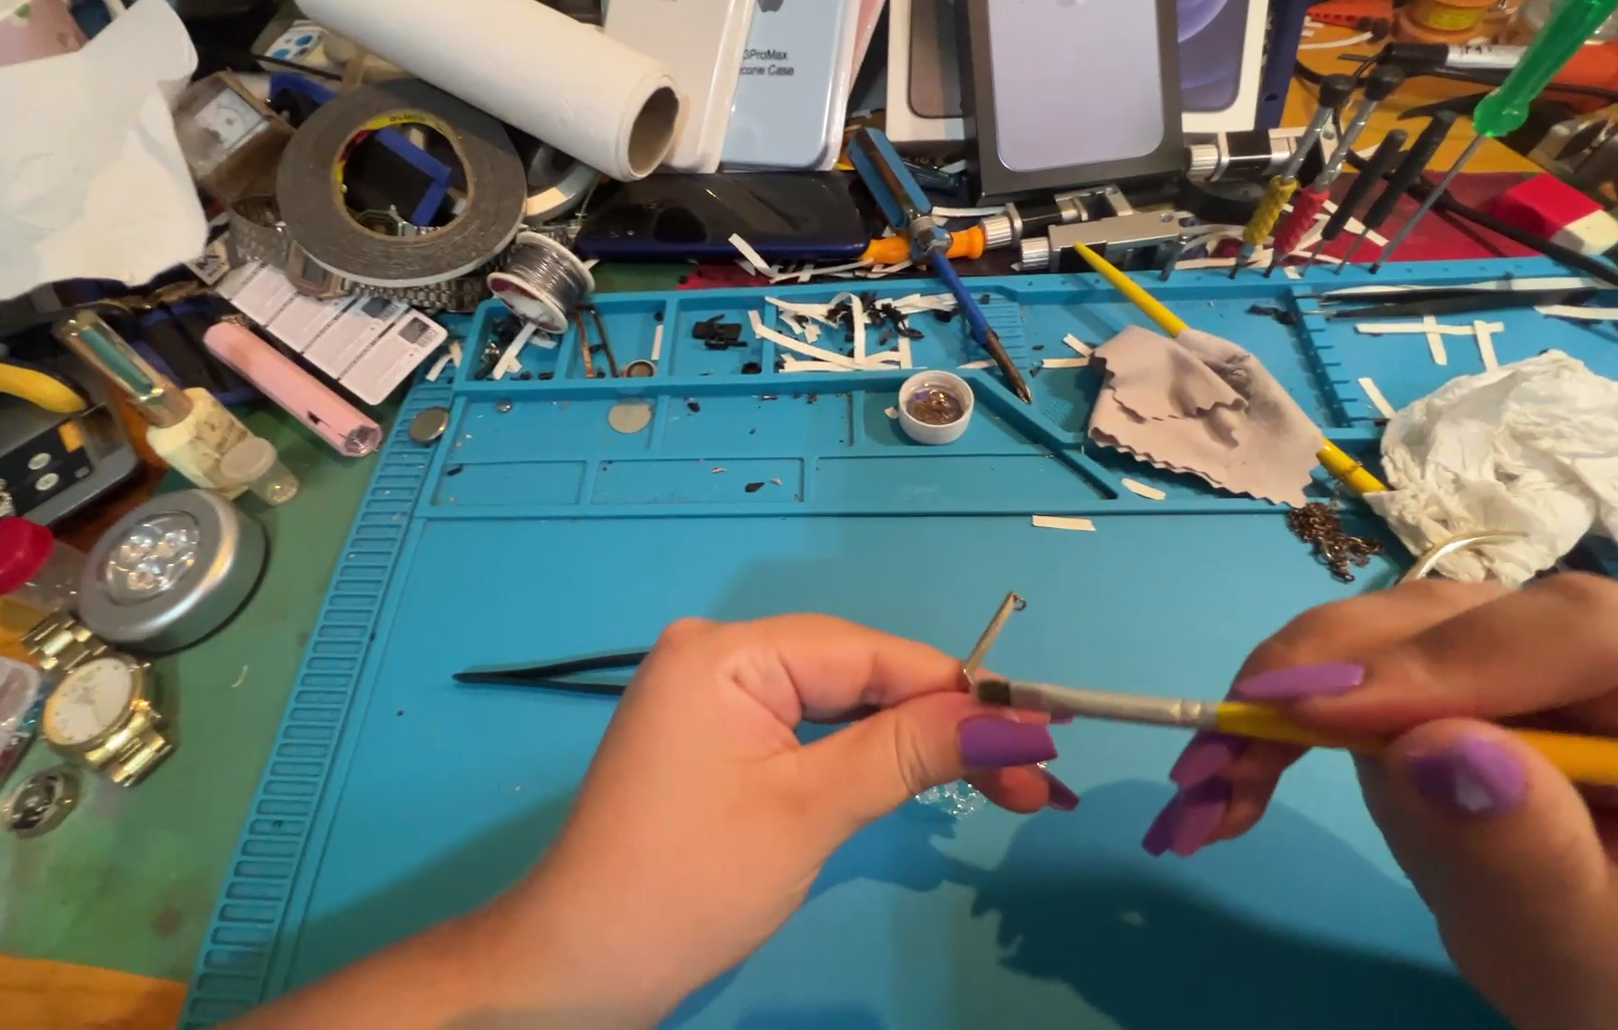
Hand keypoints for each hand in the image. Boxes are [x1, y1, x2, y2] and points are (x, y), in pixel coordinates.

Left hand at [493, 615, 1068, 1020]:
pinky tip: (916, 769)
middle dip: (939, 721)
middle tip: (1028, 770)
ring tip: (996, 775)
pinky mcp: (718, 732)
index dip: (954, 687)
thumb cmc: (689, 884)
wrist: (581, 967)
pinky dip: (863, 752)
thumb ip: (908, 752)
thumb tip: (1011, 720)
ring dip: (910, 740)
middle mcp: (718, 652)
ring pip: (836, 700)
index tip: (1037, 725)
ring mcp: (714, 692)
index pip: (863, 650)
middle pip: (853, 672)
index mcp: (726, 650)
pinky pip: (806, 726)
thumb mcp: (809, 811)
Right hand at [1150, 576, 1617, 1028]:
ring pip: (1385, 643)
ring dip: (1283, 702)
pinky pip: (1358, 684)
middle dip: (1323, 676)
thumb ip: (1533, 869)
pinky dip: (1287, 728)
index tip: (1311, 716)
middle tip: (1222, 748)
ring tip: (1212, 778)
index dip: (1440, 658)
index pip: (1584, 636)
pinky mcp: (1460, 701)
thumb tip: (1419, 748)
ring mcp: (1530, 679)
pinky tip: (1240, 774)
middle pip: (1456, 620)